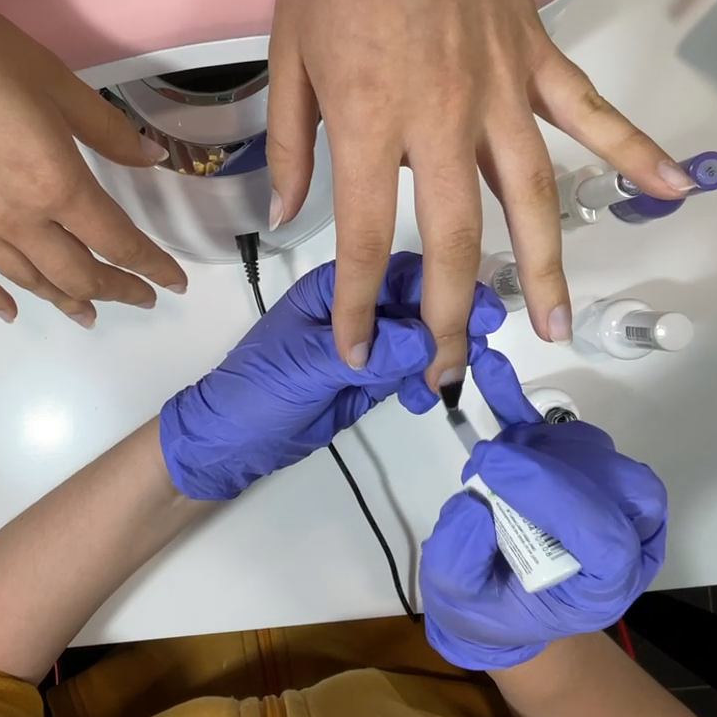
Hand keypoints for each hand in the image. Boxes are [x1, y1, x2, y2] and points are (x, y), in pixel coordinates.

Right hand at [0, 0, 187, 327]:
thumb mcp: (54, 81)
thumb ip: (106, 129)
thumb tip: (153, 159)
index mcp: (57, 185)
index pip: (118, 241)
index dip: (152, 265)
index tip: (174, 283)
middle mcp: (17, 220)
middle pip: (77, 272)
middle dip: (117, 288)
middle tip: (140, 298)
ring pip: (27, 279)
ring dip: (64, 300)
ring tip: (88, 315)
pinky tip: (7, 311)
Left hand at [161, 252, 504, 500]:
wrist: (235, 442)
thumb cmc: (256, 392)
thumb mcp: (306, 368)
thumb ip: (365, 354)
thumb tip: (425, 338)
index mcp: (333, 290)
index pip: (395, 275)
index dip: (440, 287)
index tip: (477, 309)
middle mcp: (356, 310)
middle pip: (417, 304)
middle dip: (451, 322)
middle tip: (482, 345)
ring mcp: (367, 345)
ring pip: (420, 339)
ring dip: (442, 355)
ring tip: (452, 379)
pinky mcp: (371, 378)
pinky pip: (410, 371)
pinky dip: (425, 381)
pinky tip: (426, 397)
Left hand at [266, 0, 687, 385]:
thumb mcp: (287, 52)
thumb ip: (292, 144)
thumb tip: (289, 214)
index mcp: (368, 120)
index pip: (359, 237)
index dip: (356, 303)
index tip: (359, 351)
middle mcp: (440, 118)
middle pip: (451, 239)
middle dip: (450, 313)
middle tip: (448, 369)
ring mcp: (499, 87)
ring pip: (528, 197)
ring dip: (540, 267)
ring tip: (546, 326)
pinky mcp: (536, 53)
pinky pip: (589, 113)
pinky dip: (631, 152)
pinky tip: (664, 190)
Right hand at [420, 348, 667, 670]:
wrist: (494, 609)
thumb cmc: (481, 612)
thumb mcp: (457, 599)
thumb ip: (463, 554)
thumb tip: (478, 498)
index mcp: (604, 585)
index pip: (607, 534)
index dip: (555, 494)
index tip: (490, 466)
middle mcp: (621, 541)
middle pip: (621, 486)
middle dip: (555, 464)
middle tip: (492, 462)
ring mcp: (601, 501)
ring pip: (597, 452)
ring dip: (544, 442)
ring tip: (492, 460)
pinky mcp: (571, 471)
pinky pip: (557, 430)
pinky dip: (524, 402)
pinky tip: (491, 371)